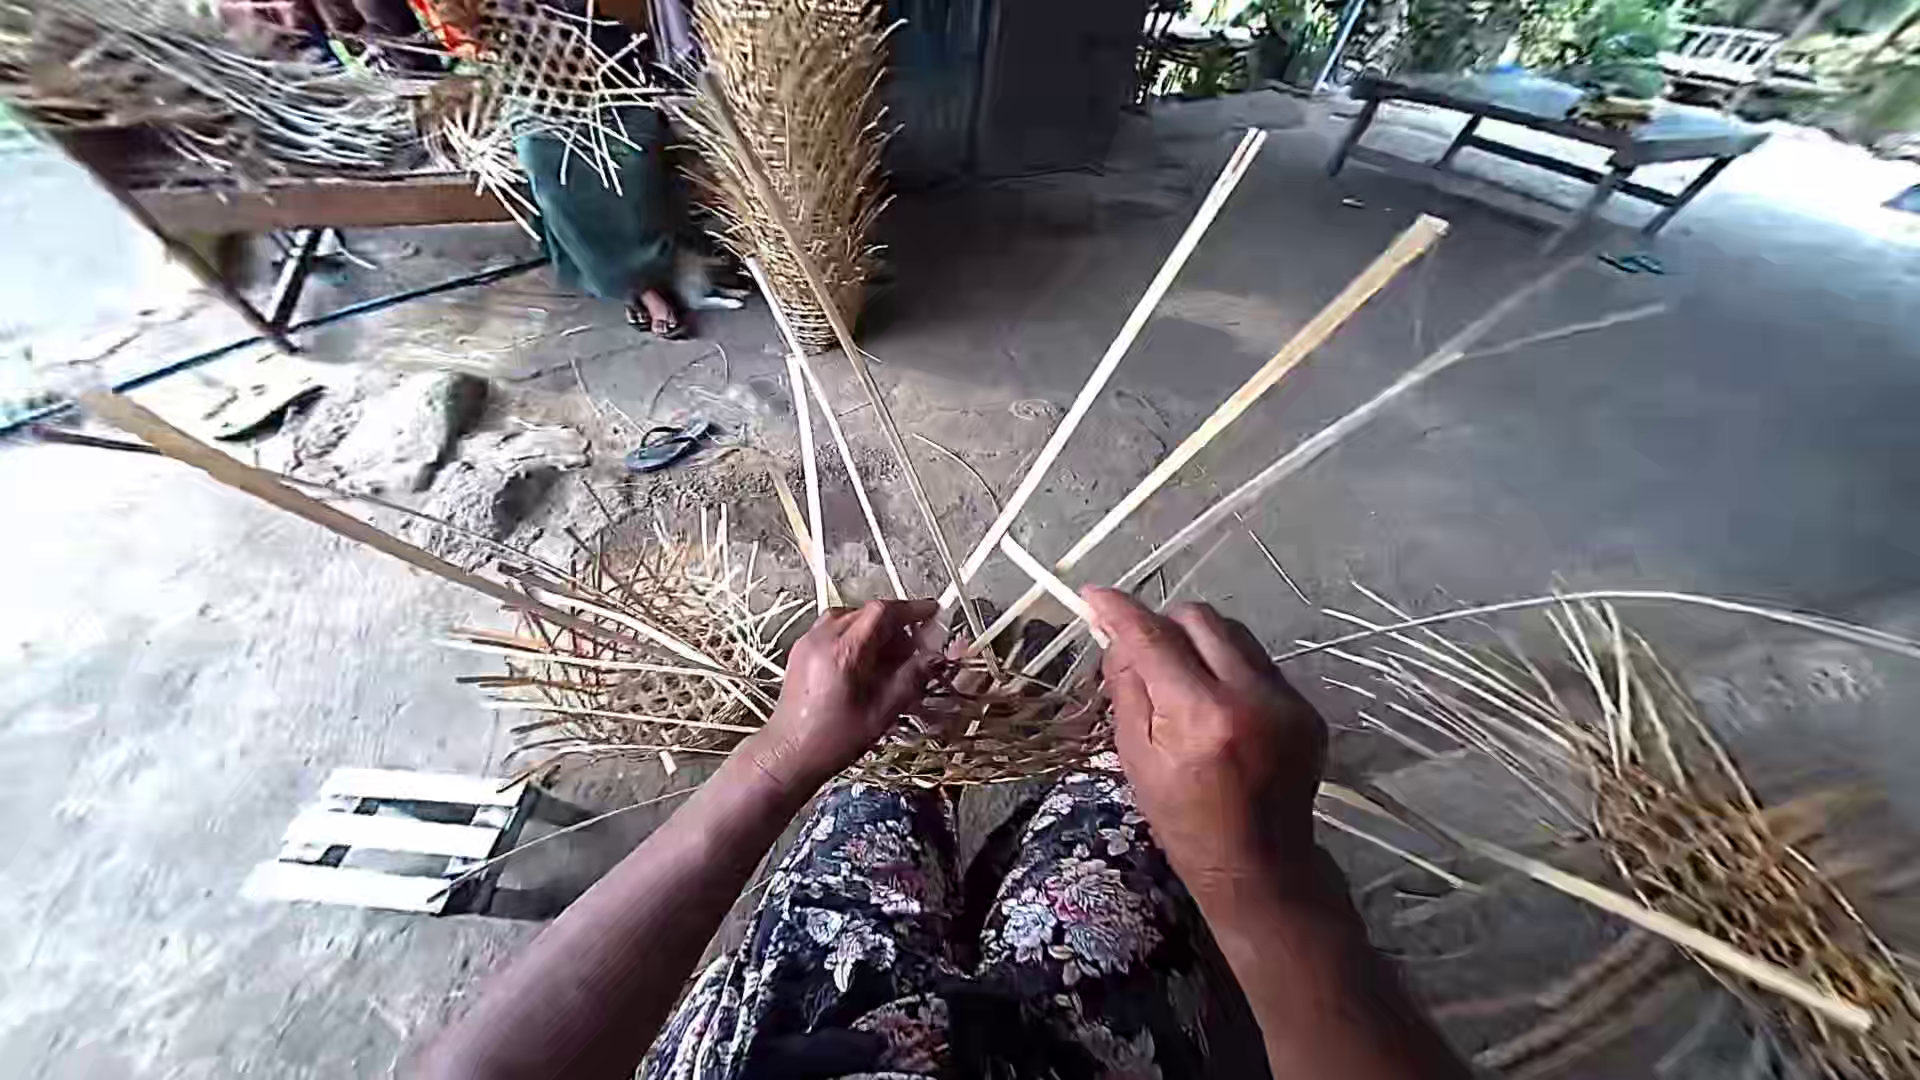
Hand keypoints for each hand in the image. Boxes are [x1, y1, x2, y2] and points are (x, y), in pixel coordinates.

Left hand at [753, 599, 942, 790]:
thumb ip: (911, 679)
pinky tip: (864, 659)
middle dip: (896, 624)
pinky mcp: (801, 649)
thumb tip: (935, 658)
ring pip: (850, 616)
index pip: (882, 612)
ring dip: (875, 628)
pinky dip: (855, 633)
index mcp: (844, 652)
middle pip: (868, 612)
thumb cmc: (833, 740)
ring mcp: (808, 641)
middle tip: (914, 647)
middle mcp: (823, 638)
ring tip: (889, 655)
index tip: (931, 613)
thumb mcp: (882, 712)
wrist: (787, 755)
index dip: (911, 609)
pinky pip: (833, 626)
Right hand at [1082, 587, 1325, 895]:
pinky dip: (1224, 663)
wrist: (1261, 867)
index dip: (1119, 610)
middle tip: (1143, 653)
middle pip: (1197, 617)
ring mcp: (1287, 700)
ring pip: (1230, 630)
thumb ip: (1126, 687)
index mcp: (1201, 716)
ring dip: (1195, 640)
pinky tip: (1215, 699)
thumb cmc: (1183, 819)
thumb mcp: (1135, 755)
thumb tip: (1117, 637)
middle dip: (1161, 623)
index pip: (1152, 639)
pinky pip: (1253, 658)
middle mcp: (1252, 696)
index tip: (1092, 595)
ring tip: (1180, 677)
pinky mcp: (1305, 707)